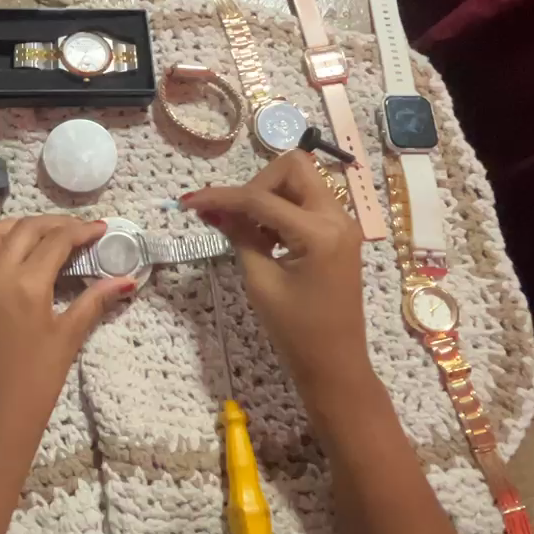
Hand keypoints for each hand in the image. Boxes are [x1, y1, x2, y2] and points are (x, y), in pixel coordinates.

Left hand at [0, 216, 130, 475]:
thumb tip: (126, 279)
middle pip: (25, 230)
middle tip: (76, 231)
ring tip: (38, 235)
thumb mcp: (67, 338)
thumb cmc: (34, 385)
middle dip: (53, 224)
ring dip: (15, 227)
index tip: (100, 229)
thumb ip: (94, 301)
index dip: (81, 230)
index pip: (56, 241)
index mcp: (26, 284)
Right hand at [181, 152, 378, 413]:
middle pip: (293, 167)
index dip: (222, 197)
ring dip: (268, 194)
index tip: (190, 201)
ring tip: (247, 230)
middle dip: (256, 183)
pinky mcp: (338, 232)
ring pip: (300, 179)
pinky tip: (264, 236)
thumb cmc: (297, 331)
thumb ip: (239, 235)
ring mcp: (342, 223)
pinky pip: (307, 200)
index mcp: (319, 232)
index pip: (261, 198)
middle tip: (235, 216)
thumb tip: (211, 208)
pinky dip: (281, 207)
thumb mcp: (260, 281)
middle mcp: (338, 217)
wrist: (336, 366)